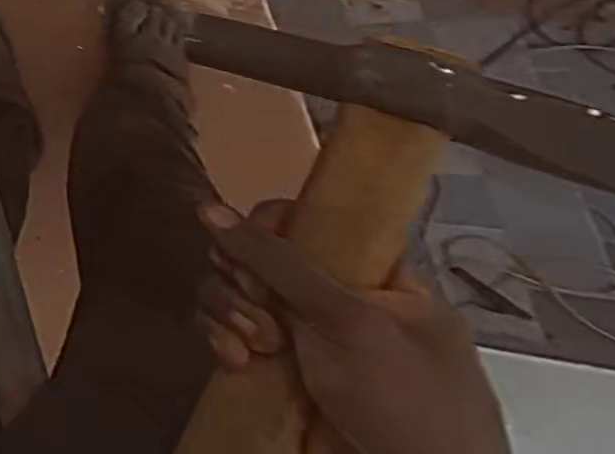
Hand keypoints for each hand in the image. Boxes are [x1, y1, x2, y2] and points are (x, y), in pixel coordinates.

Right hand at [200, 202, 509, 453]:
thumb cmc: (405, 406)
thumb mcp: (348, 322)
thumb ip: (278, 261)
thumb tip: (208, 207)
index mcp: (380, 285)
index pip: (314, 224)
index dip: (276, 226)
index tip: (261, 244)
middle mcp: (335, 304)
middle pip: (259, 255)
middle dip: (243, 273)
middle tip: (255, 295)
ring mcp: (300, 338)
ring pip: (233, 289)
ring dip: (230, 308)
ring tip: (254, 342)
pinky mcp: (269, 367)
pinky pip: (223, 328)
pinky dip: (220, 337)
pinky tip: (237, 359)